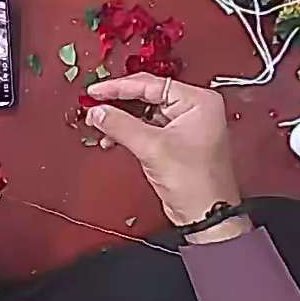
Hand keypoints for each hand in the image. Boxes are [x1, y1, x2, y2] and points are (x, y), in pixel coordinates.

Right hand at [84, 74, 251, 242]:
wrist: (205, 216)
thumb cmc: (195, 182)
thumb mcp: (153, 148)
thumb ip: (121, 125)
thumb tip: (98, 111)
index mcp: (197, 100)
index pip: (151, 84)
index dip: (120, 87)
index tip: (96, 91)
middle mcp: (194, 108)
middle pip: (148, 95)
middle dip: (118, 102)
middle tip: (93, 104)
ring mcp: (185, 124)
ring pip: (145, 111)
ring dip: (121, 118)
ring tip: (98, 122)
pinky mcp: (176, 140)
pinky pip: (148, 127)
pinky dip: (129, 131)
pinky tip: (111, 137)